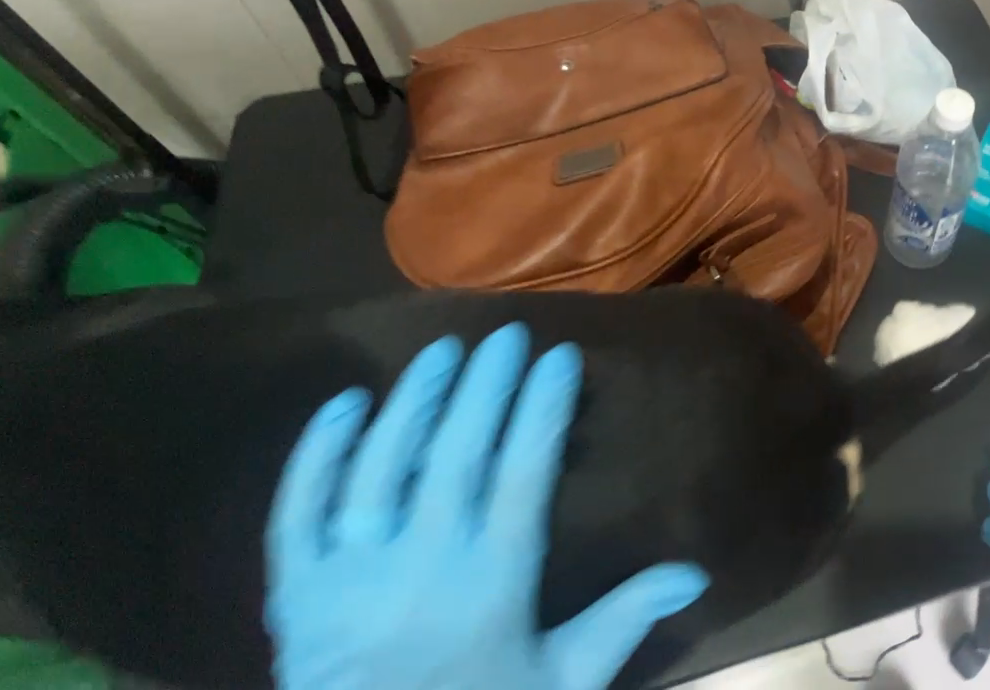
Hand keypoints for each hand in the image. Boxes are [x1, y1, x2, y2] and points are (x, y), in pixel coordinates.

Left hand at [266, 324, 709, 689]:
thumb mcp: (563, 681)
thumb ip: (622, 621)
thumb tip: (694, 571)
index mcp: (492, 583)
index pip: (524, 473)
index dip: (543, 409)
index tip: (558, 357)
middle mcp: (423, 565)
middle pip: (457, 454)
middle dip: (485, 387)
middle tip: (505, 334)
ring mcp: (351, 575)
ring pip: (381, 467)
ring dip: (413, 402)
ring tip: (441, 352)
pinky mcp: (295, 591)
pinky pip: (298, 512)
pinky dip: (316, 455)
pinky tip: (344, 404)